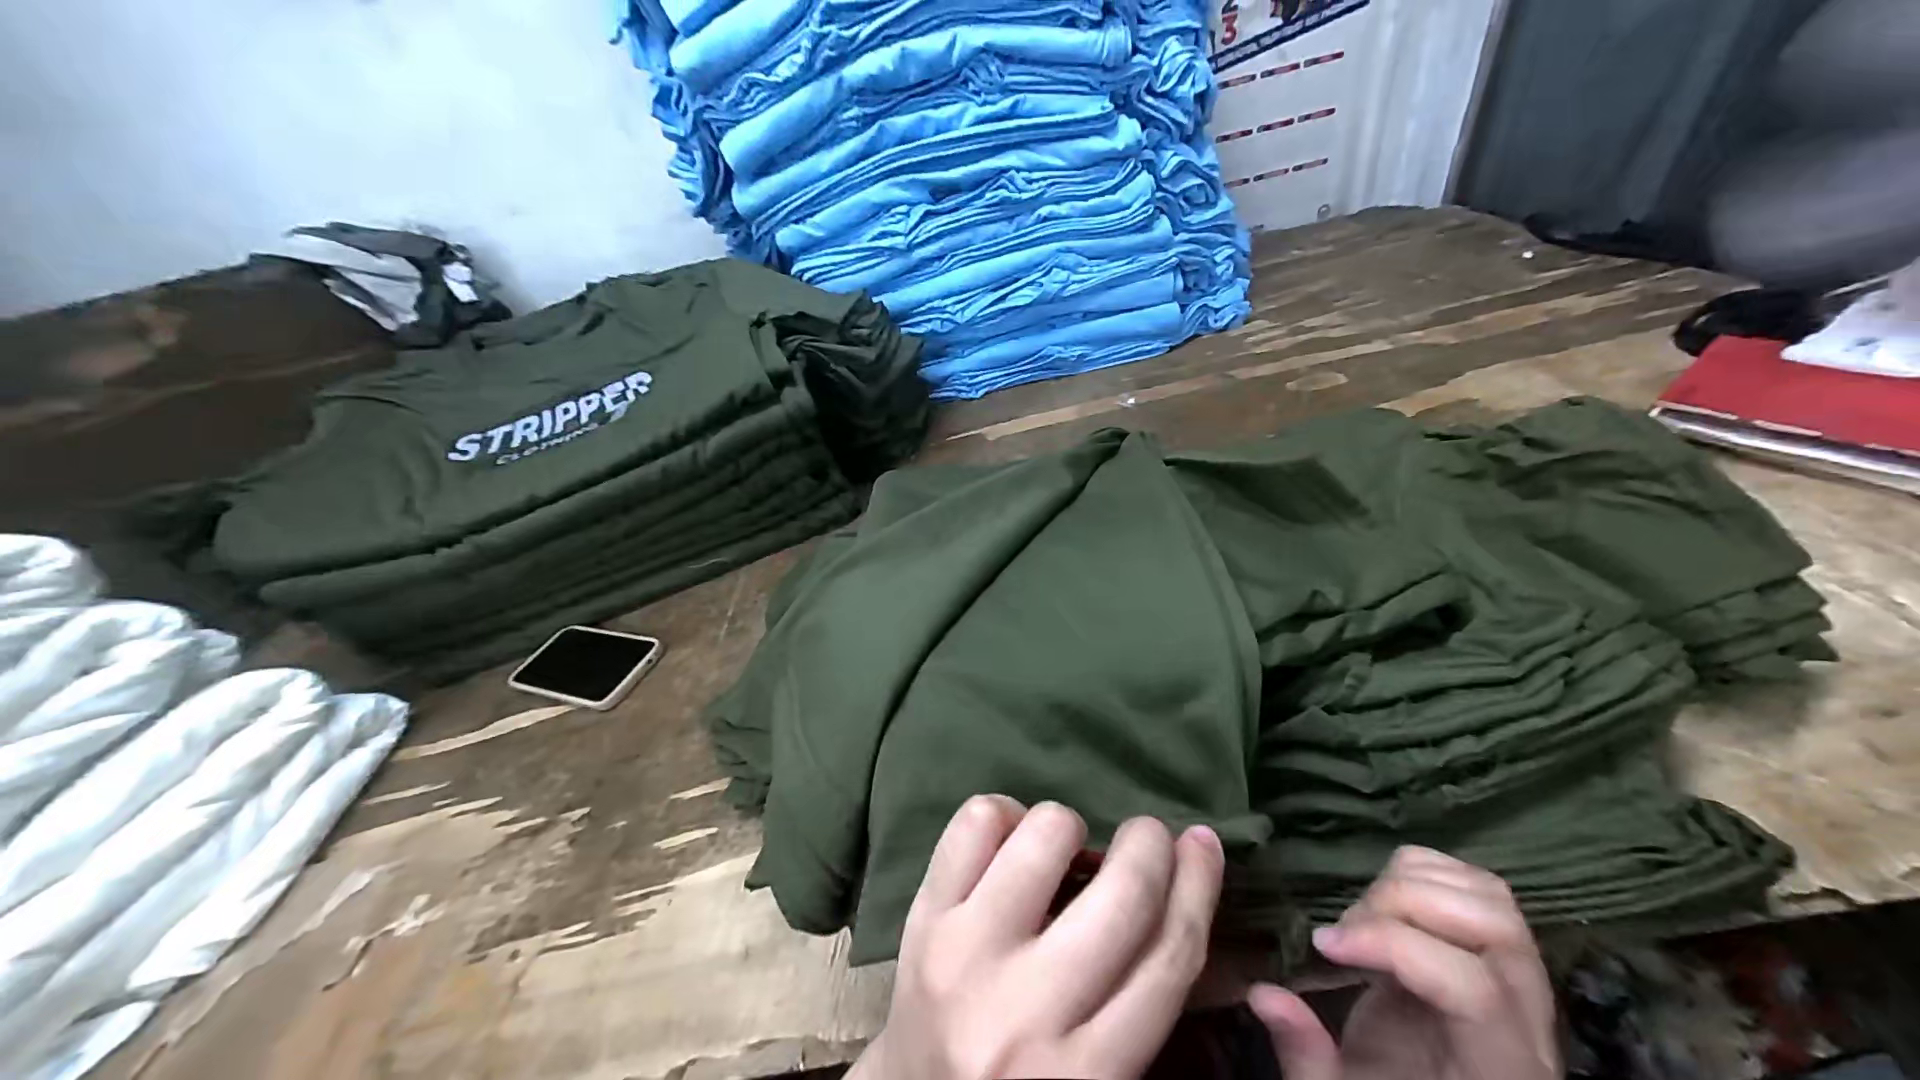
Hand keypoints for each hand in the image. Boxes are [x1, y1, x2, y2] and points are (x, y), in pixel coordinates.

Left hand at [848, 796, 1224, 1079]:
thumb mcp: (1098, 1074)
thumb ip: (1142, 997)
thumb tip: (1182, 885)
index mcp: (1088, 1073)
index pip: (1167, 958)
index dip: (1198, 887)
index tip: (1205, 845)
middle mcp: (1028, 1010)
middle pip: (1122, 896)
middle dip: (1149, 845)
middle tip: (1150, 834)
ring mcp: (967, 953)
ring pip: (1045, 840)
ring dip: (1071, 824)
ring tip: (1069, 846)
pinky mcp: (924, 916)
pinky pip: (974, 826)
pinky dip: (1005, 811)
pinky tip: (1012, 835)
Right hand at [1249, 846, 1559, 1079]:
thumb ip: (1306, 1054)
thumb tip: (1261, 992)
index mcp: (1496, 1070)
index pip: (1473, 987)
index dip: (1392, 945)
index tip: (1324, 944)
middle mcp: (1529, 1022)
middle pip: (1491, 926)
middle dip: (1402, 904)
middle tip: (1347, 927)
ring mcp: (1525, 981)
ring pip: (1490, 896)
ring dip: (1415, 883)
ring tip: (1365, 915)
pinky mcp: (1502, 950)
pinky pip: (1481, 886)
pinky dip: (1426, 872)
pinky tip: (1385, 901)